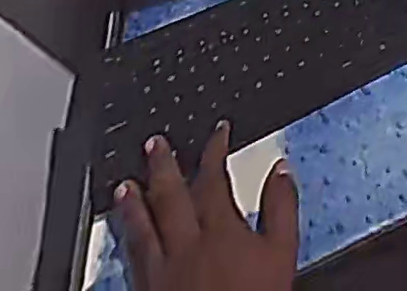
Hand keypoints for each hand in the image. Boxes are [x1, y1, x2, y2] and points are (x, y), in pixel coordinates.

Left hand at [115, 125, 298, 290]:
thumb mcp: (282, 254)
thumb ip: (281, 208)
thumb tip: (281, 170)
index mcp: (218, 229)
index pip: (212, 177)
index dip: (214, 148)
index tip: (218, 132)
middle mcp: (184, 246)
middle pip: (168, 196)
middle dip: (162, 165)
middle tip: (154, 143)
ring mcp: (160, 275)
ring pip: (141, 229)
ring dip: (132, 204)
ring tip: (124, 185)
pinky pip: (131, 261)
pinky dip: (126, 242)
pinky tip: (123, 238)